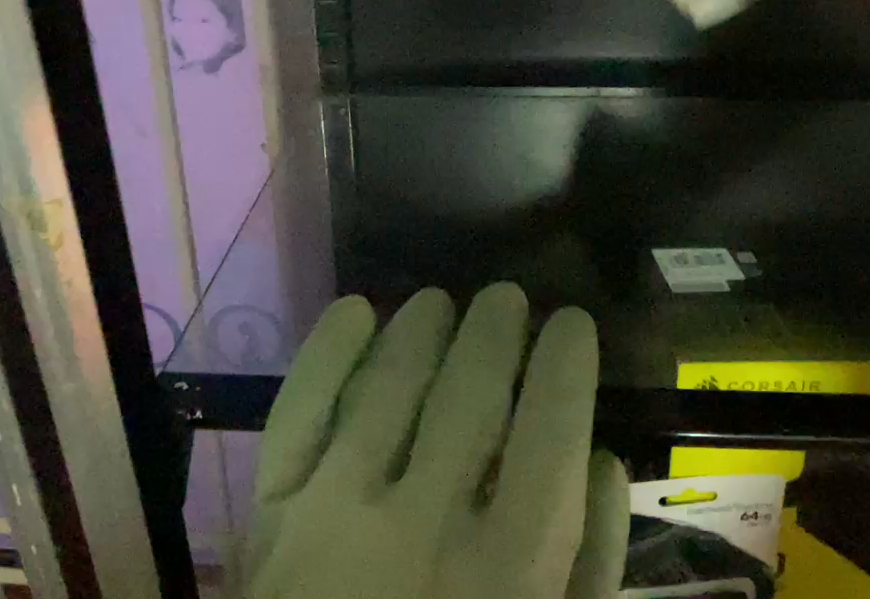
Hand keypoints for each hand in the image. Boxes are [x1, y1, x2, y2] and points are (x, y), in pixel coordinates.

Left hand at [244, 283, 629, 598]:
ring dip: (422, 325)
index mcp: (512, 569)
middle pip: (472, 387)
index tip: (571, 322)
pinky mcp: (272, 512)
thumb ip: (591, 563)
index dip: (567, 360)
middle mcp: (426, 525)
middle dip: (497, 326)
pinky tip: (357, 310)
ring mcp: (338, 512)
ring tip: (441, 301)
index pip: (553, 427)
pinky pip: (300, 408)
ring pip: (390, 381)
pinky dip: (327, 350)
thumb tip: (597, 456)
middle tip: (506, 298)